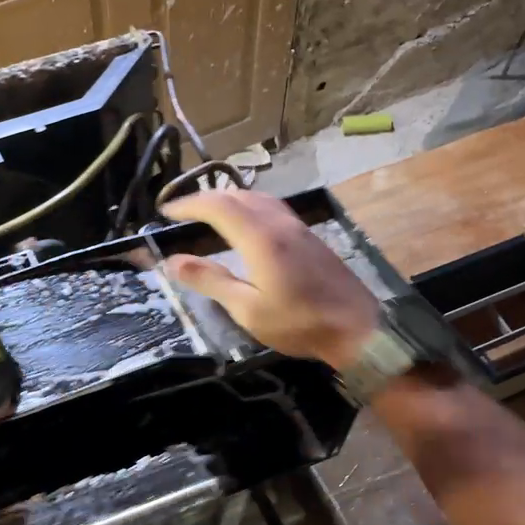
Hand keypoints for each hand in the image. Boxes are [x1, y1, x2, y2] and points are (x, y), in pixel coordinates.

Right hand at [161, 189, 380, 367]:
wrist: (358, 328)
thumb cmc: (298, 323)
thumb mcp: (247, 309)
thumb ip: (210, 281)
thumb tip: (173, 261)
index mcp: (260, 238)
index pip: (217, 206)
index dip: (189, 204)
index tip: (166, 211)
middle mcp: (279, 223)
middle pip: (237, 196)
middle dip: (206, 197)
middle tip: (182, 210)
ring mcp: (298, 228)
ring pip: (258, 198)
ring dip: (229, 199)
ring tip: (209, 212)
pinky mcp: (309, 237)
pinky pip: (272, 208)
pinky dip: (248, 207)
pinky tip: (246, 223)